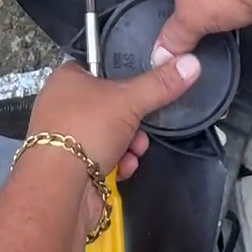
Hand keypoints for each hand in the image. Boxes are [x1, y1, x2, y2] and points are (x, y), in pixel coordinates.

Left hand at [26, 56, 199, 189]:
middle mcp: (61, 103)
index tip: (142, 88)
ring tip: (135, 151)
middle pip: (109, 104)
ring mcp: (64, 136)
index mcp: (67, 78)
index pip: (99, 66)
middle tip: (142, 128)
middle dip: (132, 120)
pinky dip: (116, 162)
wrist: (60, 189)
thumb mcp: (129, 100)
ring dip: (128, 144)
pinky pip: (101, 155)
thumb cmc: (87, 129)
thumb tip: (192, 62)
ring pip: (108, 132)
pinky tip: (123, 168)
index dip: (123, 77)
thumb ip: (161, 83)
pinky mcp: (70, 165)